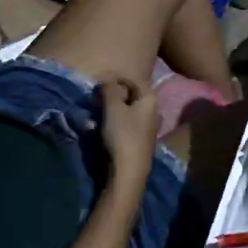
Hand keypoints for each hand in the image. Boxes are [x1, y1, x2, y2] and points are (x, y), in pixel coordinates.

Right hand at [98, 74, 158, 190]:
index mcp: (150, 99)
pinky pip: (125, 124)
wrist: (129, 170)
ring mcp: (146, 127)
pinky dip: (113, 121)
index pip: (136, 80)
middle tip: (96, 96)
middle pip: (132, 95)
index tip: (102, 80)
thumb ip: (110, 90)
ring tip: (95, 111)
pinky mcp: (138, 140)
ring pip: (127, 110)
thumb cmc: (123, 134)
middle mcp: (152, 111)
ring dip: (111, 108)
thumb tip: (107, 77)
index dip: (119, 77)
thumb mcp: (114, 108)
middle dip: (113, 94)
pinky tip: (100, 127)